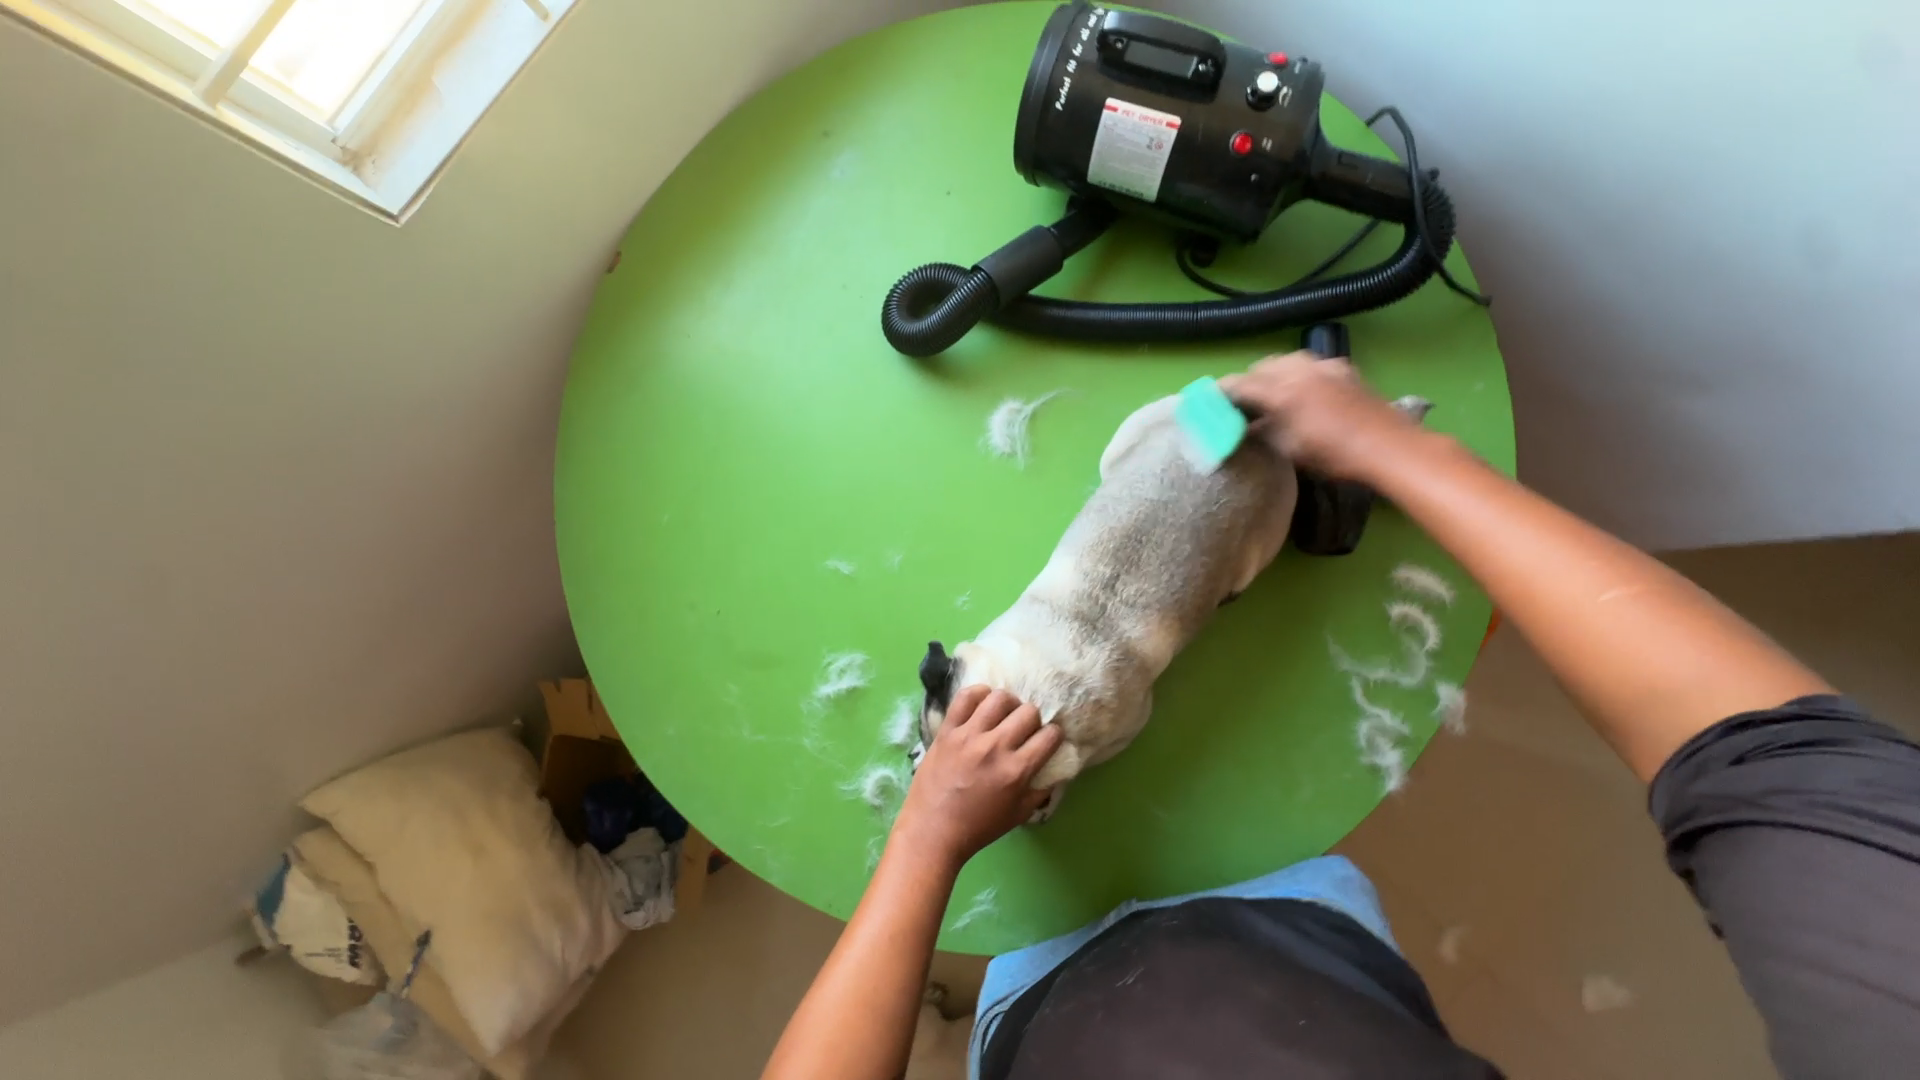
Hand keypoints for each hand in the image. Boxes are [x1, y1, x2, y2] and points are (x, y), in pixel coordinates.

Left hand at [893, 686, 1063, 869]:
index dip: (1054, 735)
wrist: (932, 831)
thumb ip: (1040, 792)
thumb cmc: (978, 828)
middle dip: (1033, 719)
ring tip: (1003, 714)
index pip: (1049, 736)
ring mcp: (969, 736)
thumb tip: (1056, 772)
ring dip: (1008, 704)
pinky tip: (982, 704)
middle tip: (1024, 729)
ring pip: (999, 698)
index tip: (1048, 739)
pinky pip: (965, 697)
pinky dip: (978, 694)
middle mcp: (996, 747)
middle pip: (1028, 712)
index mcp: (1016, 770)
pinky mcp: (947, 730)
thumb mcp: (1018, 815)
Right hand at [1219, 352, 1425, 481]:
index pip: (1239, 384)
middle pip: (1262, 367)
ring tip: (1271, 396)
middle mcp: (1300, 370)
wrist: (1389, 447)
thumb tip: (1245, 427)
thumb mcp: (1288, 449)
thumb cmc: (1335, 454)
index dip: (1222, 392)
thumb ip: (1262, 432)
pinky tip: (1303, 393)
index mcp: (1282, 390)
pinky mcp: (1343, 369)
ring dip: (1273, 375)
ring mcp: (1324, 366)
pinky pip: (1310, 365)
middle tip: (1242, 404)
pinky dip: (1297, 375)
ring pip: (1286, 361)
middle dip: (1249, 382)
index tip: (1210, 402)